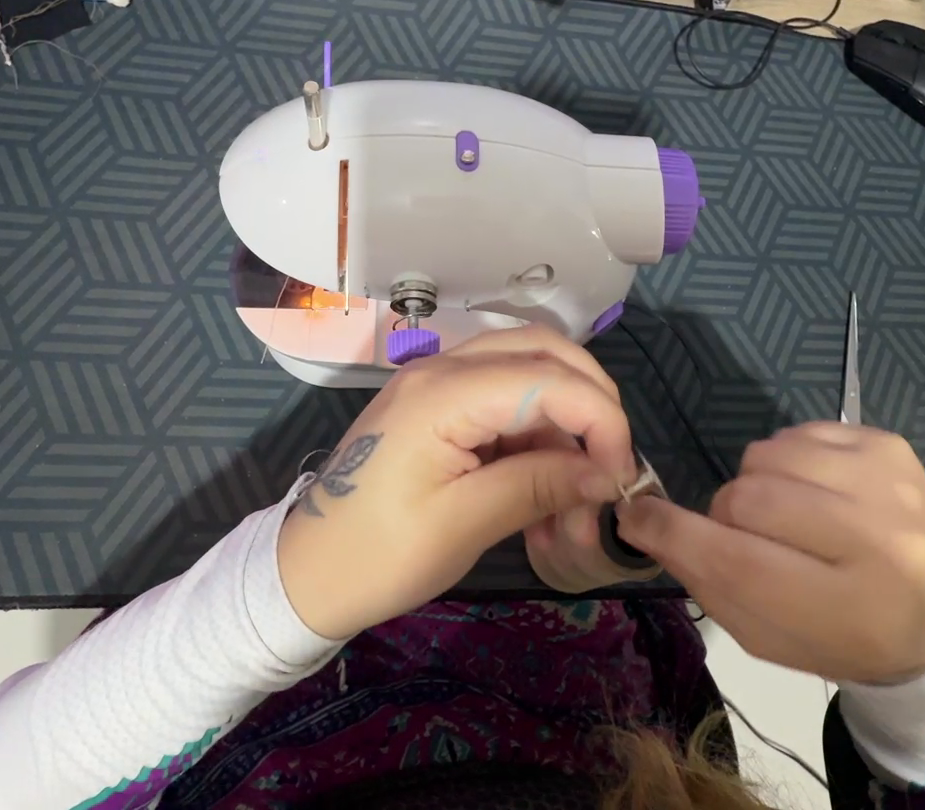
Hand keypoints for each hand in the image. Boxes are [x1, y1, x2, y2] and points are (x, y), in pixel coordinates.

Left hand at [276, 326, 637, 638]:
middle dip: (591, 402)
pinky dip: (538, 436)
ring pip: (529, 370)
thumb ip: (539, 485)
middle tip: (610, 466)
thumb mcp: (463, 526)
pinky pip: (506, 400)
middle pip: (543, 351)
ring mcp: (438, 382)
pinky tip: (547, 491)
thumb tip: (606, 473)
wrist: (304, 574)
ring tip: (577, 495)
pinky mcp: (439, 406)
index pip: (548, 378)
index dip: (600, 420)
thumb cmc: (376, 556)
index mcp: (442, 394)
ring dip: (566, 423)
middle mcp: (442, 369)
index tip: (620, 479)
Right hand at [617, 422, 924, 684]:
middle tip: (748, 536)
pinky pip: (796, 433)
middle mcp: (878, 540)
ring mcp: (889, 484)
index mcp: (848, 607)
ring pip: (766, 456)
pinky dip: (787, 460)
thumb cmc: (840, 635)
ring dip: (757, 483)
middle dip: (728, 514)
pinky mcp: (890, 445)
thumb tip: (643, 519)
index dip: (673, 533)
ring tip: (786, 512)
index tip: (635, 515)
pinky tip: (814, 490)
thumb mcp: (767, 633)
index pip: (738, 562)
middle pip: (748, 499)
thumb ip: (704, 578)